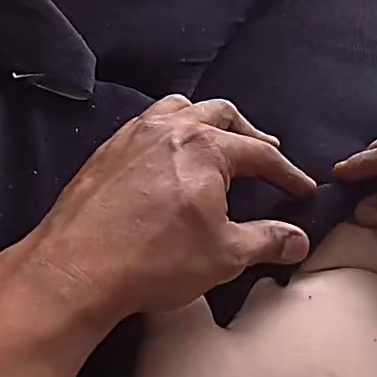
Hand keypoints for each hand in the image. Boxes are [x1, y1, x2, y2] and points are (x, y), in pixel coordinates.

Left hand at [15, 95, 316, 324]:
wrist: (75, 268)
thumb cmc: (151, 260)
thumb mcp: (223, 255)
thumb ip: (266, 241)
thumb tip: (297, 239)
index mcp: (204, 147)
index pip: (260, 154)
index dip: (287, 173)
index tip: (301, 189)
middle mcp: (168, 129)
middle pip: (222, 115)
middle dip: (249, 134)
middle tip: (265, 152)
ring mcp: (132, 136)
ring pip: (179, 108)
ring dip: (205, 120)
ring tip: (216, 139)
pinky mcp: (106, 152)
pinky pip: (144, 125)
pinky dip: (167, 130)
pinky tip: (166, 156)